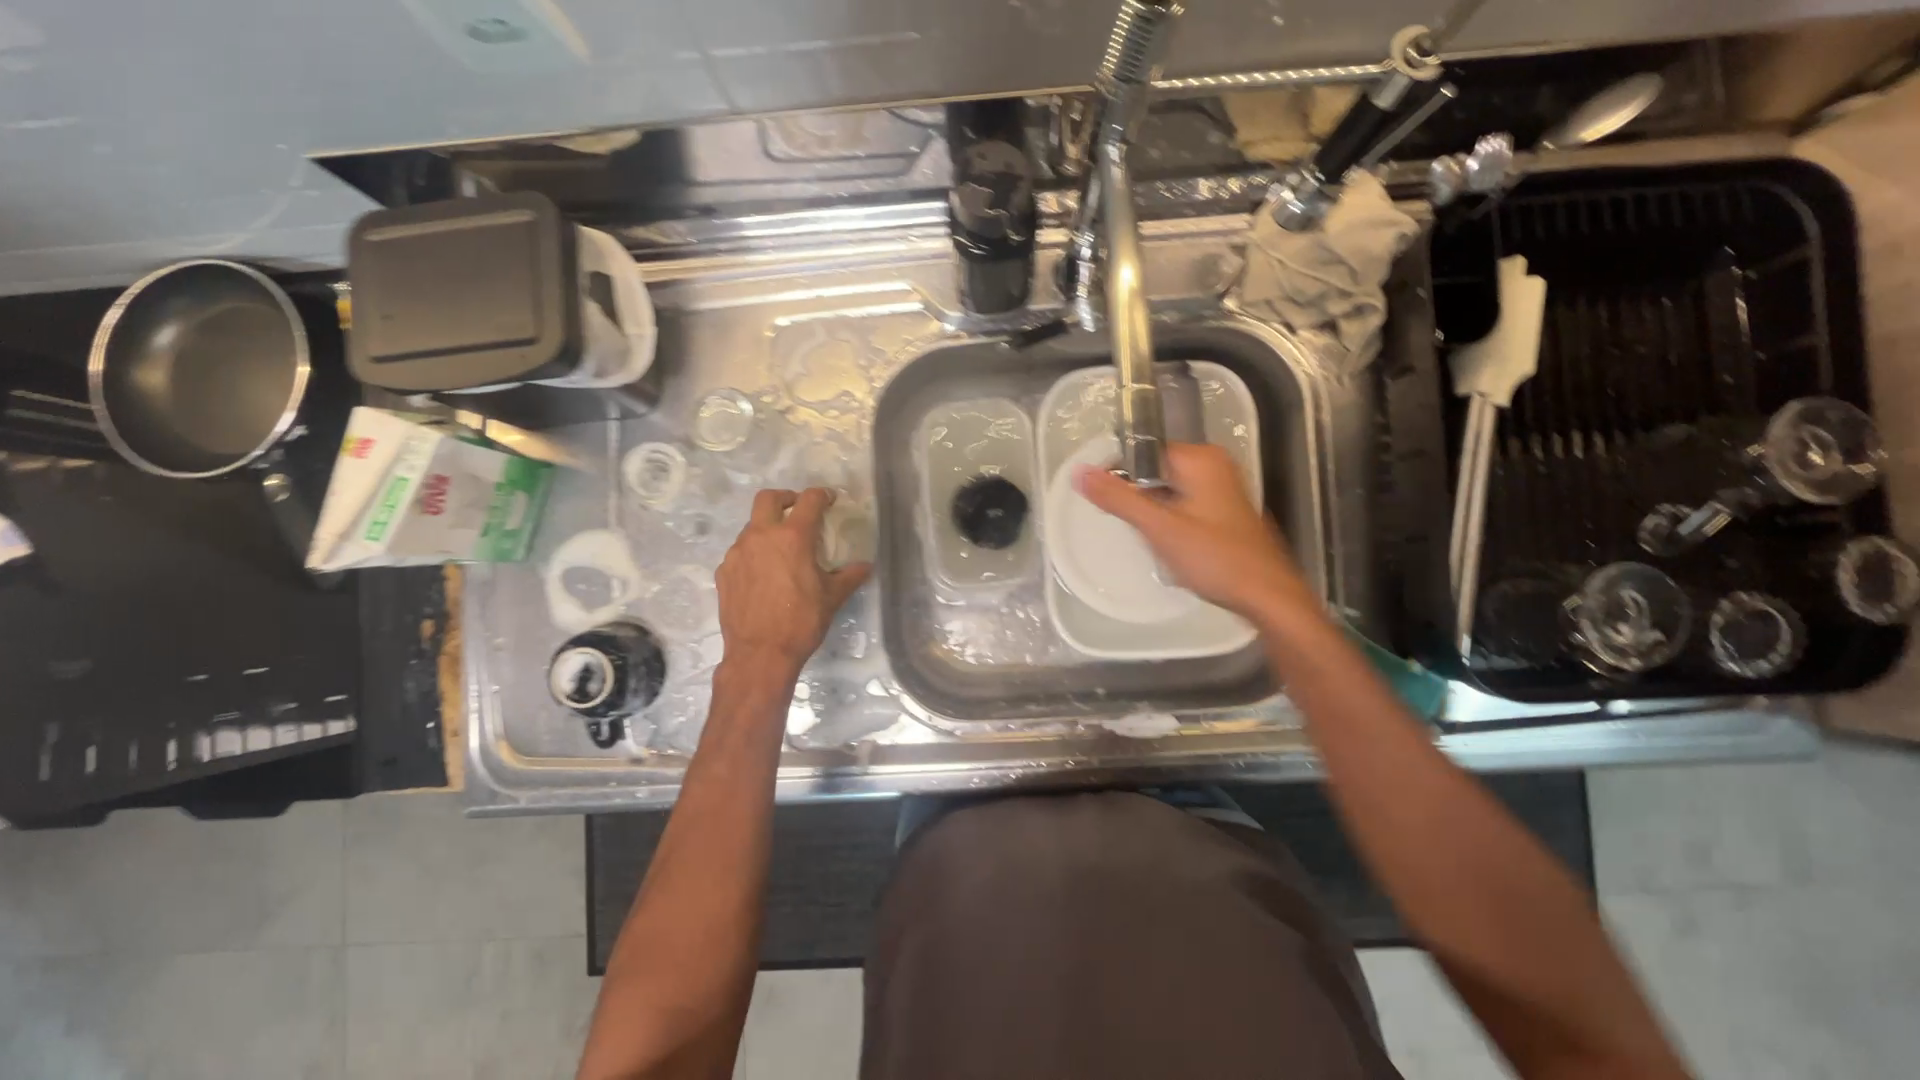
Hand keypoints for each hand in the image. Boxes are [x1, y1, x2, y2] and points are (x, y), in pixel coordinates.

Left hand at [715, 488, 871, 669]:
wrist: (760, 654)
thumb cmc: (801, 622)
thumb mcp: (832, 598)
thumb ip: (850, 577)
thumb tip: (866, 567)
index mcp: (793, 537)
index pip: (809, 500)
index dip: (822, 495)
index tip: (830, 500)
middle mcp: (761, 536)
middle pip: (769, 498)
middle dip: (786, 498)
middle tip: (798, 511)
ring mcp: (738, 553)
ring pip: (751, 526)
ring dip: (767, 529)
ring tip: (780, 551)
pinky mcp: (724, 571)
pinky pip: (740, 553)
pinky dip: (753, 554)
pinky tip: (763, 576)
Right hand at [1074, 443, 1315, 623]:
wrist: (1267, 596)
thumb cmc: (1215, 559)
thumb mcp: (1160, 529)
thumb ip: (1119, 498)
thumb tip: (1079, 472)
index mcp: (1201, 459)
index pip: (1144, 450)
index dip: (1118, 472)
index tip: (1102, 499)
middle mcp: (1213, 465)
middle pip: (1155, 470)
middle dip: (1135, 494)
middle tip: (1124, 523)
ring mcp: (1221, 489)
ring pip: (1168, 490)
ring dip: (1151, 511)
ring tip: (1146, 537)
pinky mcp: (1222, 512)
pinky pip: (1182, 506)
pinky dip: (1168, 521)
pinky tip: (1166, 545)